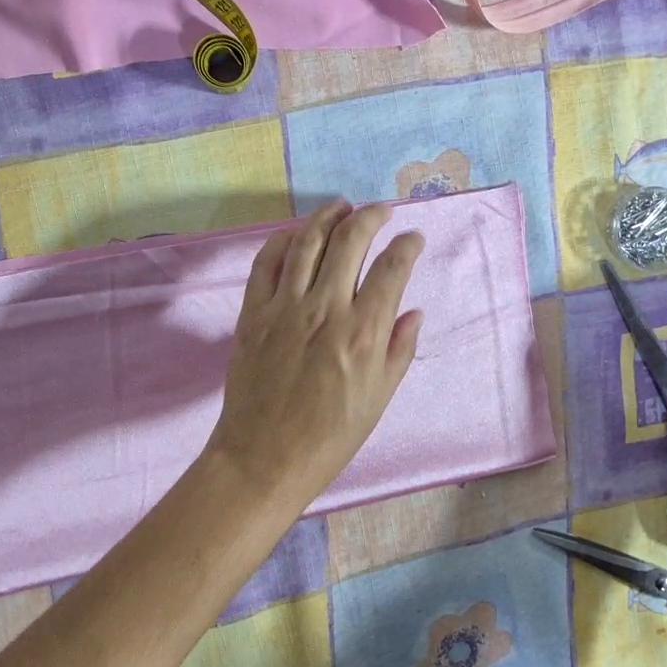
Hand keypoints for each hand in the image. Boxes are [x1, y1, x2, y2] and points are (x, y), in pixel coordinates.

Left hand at [210, 201, 424, 500]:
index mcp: (364, 332)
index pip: (392, 269)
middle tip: (382, 211)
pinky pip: (266, 263)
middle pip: (351, 241)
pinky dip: (282, 240)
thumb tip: (413, 311)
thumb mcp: (380, 398)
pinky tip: (295, 233)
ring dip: (328, 217)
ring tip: (342, 206)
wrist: (264, 460)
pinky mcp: (253, 314)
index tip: (414, 239)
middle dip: (371, 217)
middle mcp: (326, 309)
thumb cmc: (331, 437)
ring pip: (307, 242)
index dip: (408, 246)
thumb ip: (400, 349)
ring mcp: (284, 308)